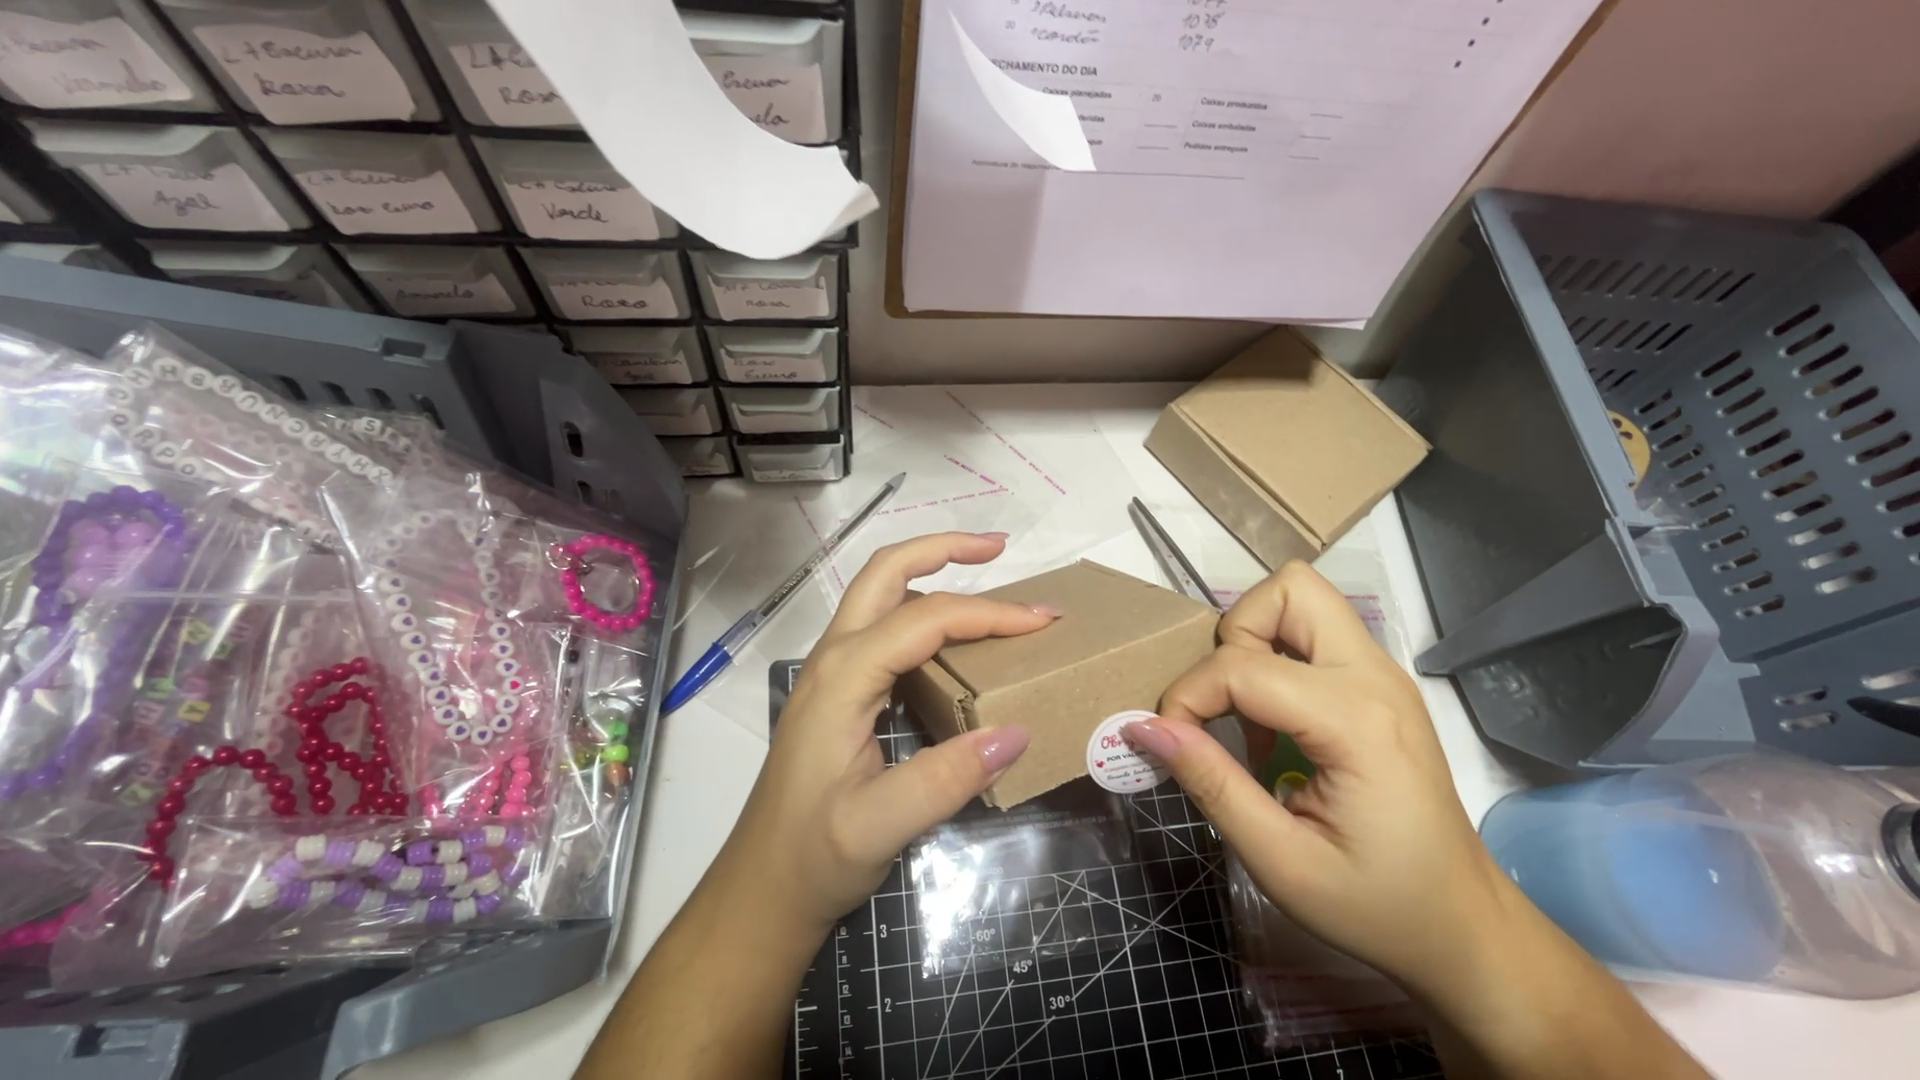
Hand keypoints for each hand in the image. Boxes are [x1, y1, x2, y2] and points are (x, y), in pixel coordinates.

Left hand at [724, 532, 1055, 928]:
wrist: (762, 887)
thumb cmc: (812, 856)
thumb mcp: (878, 826)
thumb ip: (944, 780)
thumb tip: (1017, 730)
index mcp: (843, 678)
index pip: (925, 620)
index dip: (988, 613)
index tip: (1044, 620)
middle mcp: (834, 659)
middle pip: (885, 572)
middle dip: (942, 547)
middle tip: (1000, 546)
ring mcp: (832, 673)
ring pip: (879, 594)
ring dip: (931, 571)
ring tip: (987, 577)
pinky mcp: (839, 692)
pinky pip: (883, 628)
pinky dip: (923, 610)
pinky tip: (953, 637)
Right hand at [1120, 561, 1513, 995]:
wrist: (1462, 927)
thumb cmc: (1376, 905)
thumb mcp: (1280, 861)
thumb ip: (1211, 783)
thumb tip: (1143, 727)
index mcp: (1357, 722)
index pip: (1243, 666)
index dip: (1187, 697)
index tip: (1170, 744)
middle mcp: (1376, 678)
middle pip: (1290, 589)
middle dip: (1235, 635)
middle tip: (1222, 706)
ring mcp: (1383, 676)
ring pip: (1304, 598)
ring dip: (1256, 640)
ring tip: (1246, 714)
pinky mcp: (1379, 686)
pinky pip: (1315, 634)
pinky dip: (1276, 658)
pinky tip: (1274, 726)